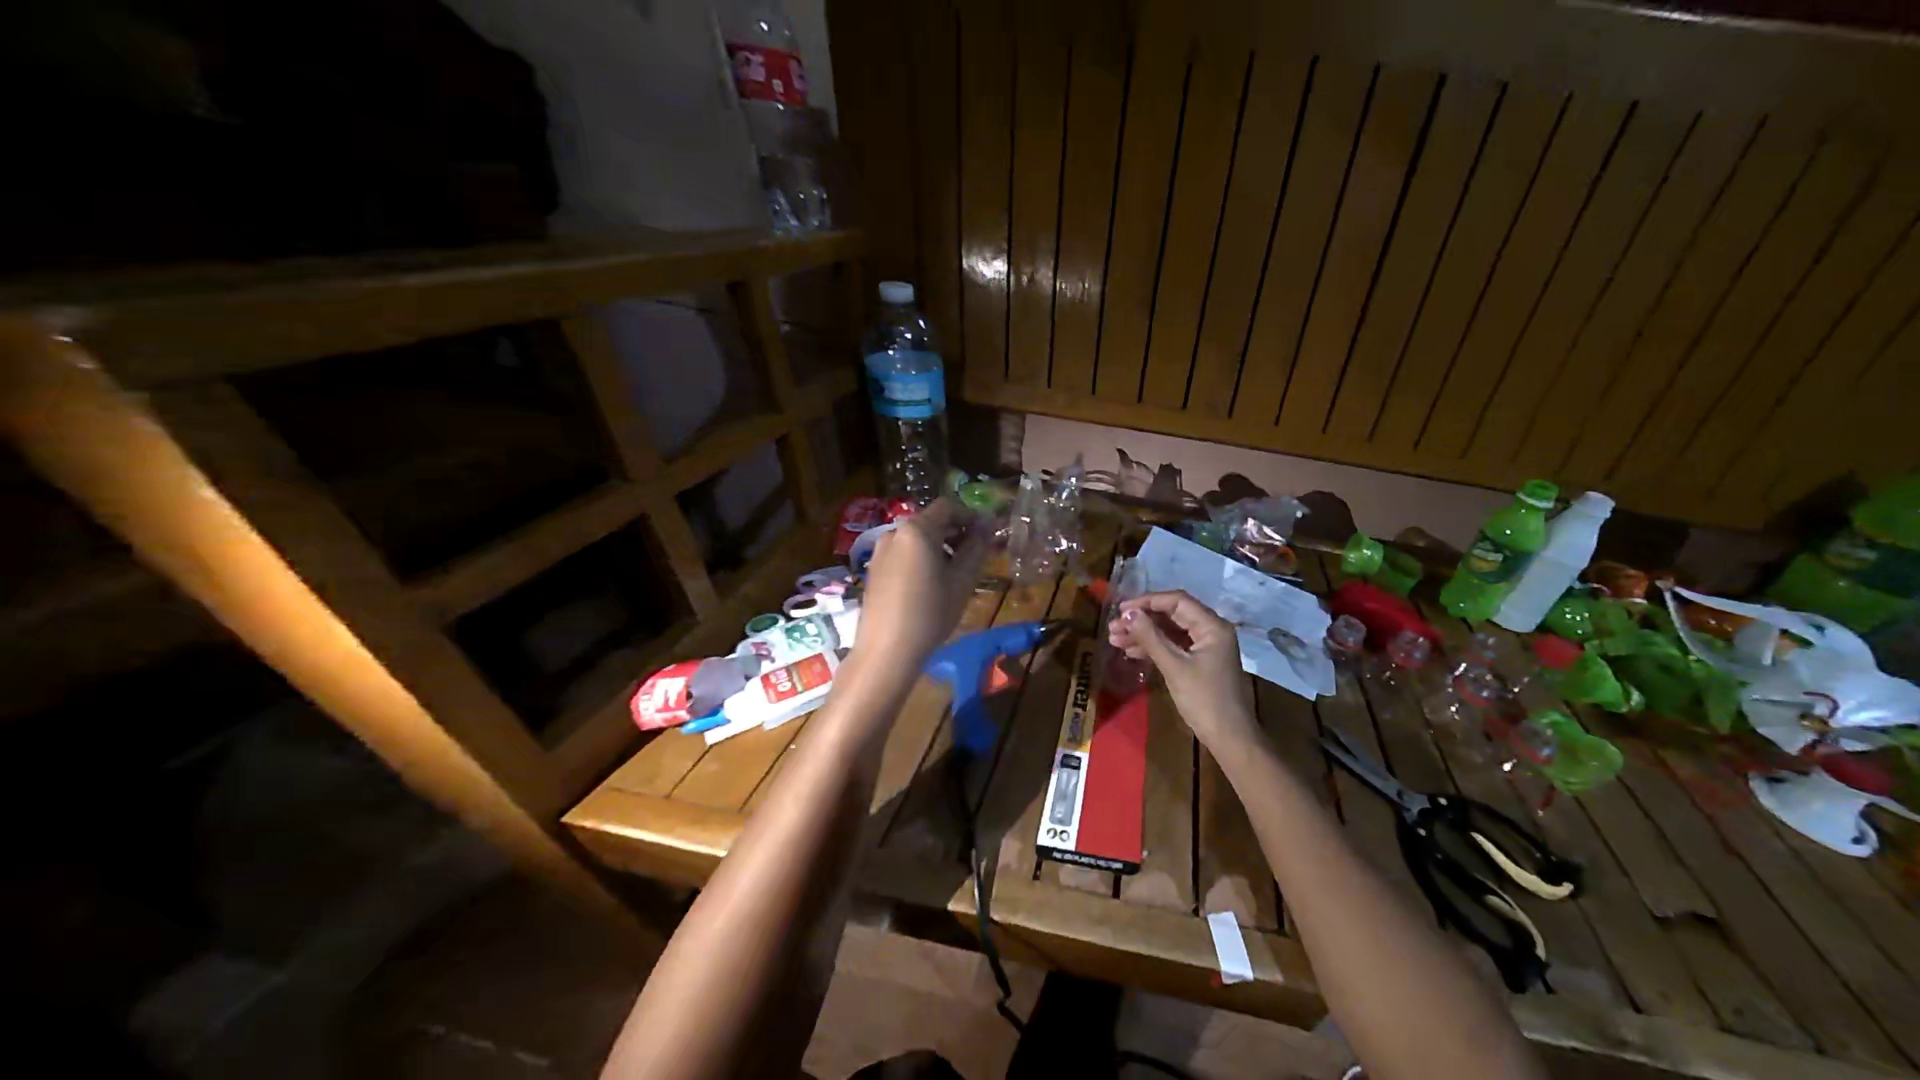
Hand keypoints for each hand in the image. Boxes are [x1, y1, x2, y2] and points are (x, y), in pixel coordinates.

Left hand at [856, 498, 989, 670]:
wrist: (886, 651)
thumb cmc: (930, 613)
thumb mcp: (962, 580)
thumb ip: (976, 548)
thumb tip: (987, 526)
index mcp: (917, 530)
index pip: (948, 506)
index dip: (970, 516)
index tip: (986, 536)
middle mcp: (894, 532)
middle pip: (930, 521)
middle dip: (955, 532)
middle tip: (976, 555)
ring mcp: (880, 551)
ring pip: (916, 539)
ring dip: (938, 546)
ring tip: (955, 573)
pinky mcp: (874, 570)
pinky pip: (903, 553)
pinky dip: (921, 558)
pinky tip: (930, 585)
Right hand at [1107, 590, 1257, 748]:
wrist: (1229, 737)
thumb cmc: (1204, 699)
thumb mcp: (1174, 666)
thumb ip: (1151, 637)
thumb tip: (1128, 613)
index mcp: (1212, 626)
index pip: (1176, 601)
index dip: (1147, 602)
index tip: (1121, 609)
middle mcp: (1210, 631)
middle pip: (1171, 615)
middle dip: (1141, 620)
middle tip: (1113, 628)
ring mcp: (1206, 647)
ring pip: (1169, 632)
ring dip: (1143, 635)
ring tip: (1115, 640)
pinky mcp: (1200, 662)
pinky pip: (1173, 647)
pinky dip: (1153, 648)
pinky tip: (1131, 653)